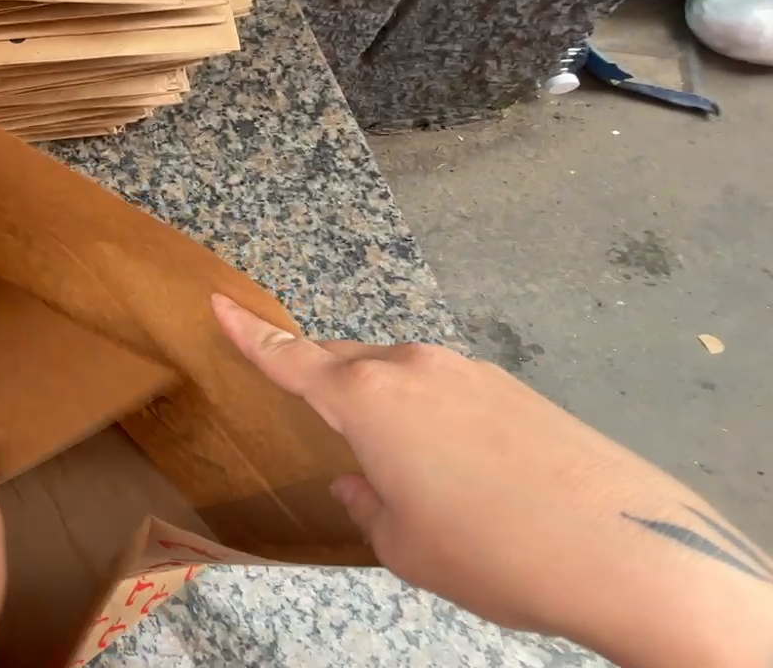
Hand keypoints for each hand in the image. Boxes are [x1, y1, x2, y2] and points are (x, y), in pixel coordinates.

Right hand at [212, 294, 772, 667]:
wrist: (645, 561)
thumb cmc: (492, 551)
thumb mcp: (404, 545)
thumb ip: (366, 503)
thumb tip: (363, 483)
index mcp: (364, 396)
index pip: (286, 357)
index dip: (246, 332)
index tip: (217, 301)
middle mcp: (409, 368)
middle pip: (343, 362)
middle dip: (327, 386)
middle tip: (335, 434)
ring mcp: (468, 373)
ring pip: (398, 376)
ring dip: (386, 407)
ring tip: (417, 469)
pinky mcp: (518, 389)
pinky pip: (448, 390)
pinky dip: (436, 417)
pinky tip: (473, 470)